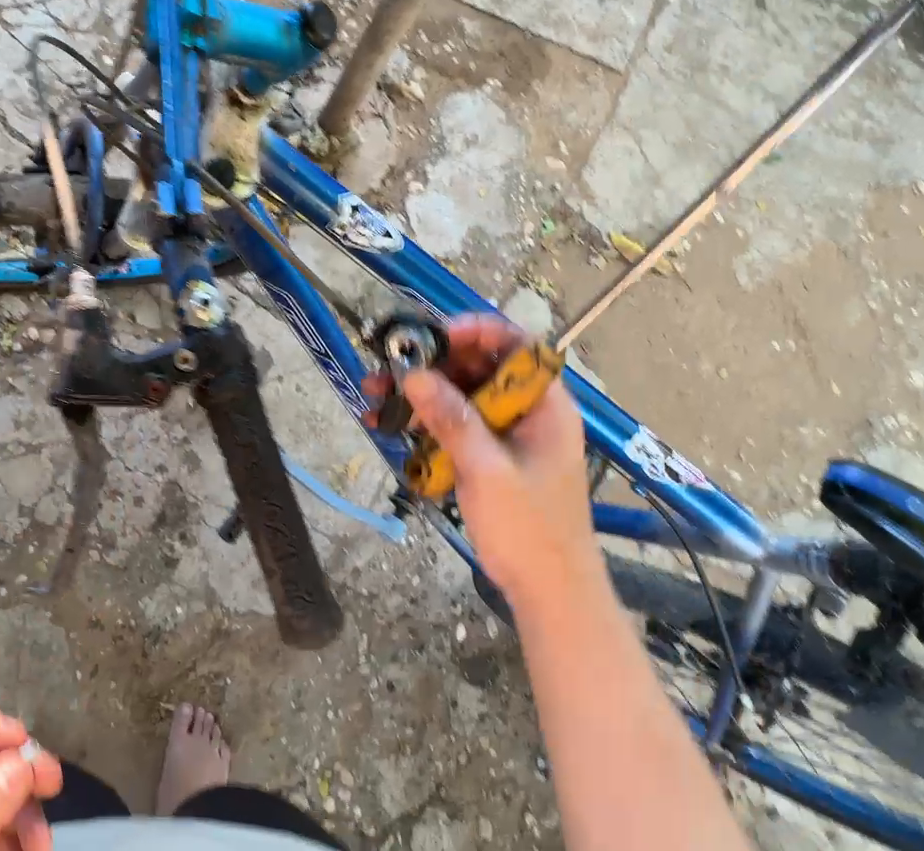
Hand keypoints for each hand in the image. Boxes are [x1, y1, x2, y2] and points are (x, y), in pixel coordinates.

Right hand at [397, 316, 592, 590]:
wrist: (548, 591)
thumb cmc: (529, 529)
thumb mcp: (487, 470)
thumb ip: (452, 419)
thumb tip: (413, 374)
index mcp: (545, 405)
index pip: (516, 345)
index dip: (475, 331)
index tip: (430, 336)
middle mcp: (527, 411)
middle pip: (479, 367)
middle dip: (432, 365)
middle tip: (387, 371)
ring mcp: (507, 435)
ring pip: (461, 396)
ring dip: (420, 394)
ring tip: (375, 398)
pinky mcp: (488, 457)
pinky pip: (454, 425)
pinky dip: (424, 422)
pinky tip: (389, 426)